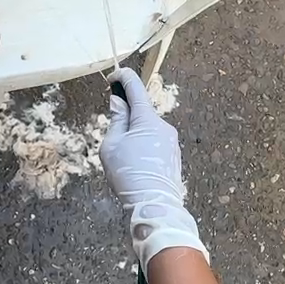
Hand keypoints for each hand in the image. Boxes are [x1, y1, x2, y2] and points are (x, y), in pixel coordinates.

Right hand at [100, 68, 206, 271]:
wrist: (155, 206)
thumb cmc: (128, 175)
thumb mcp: (112, 145)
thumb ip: (116, 120)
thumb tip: (118, 102)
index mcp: (147, 119)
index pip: (135, 87)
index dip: (122, 77)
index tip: (112, 77)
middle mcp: (163, 125)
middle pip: (141, 111)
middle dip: (125, 115)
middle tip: (111, 134)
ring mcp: (171, 141)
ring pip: (147, 129)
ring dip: (133, 134)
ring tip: (122, 159)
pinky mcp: (173, 155)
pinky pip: (154, 142)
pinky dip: (142, 146)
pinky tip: (134, 167)